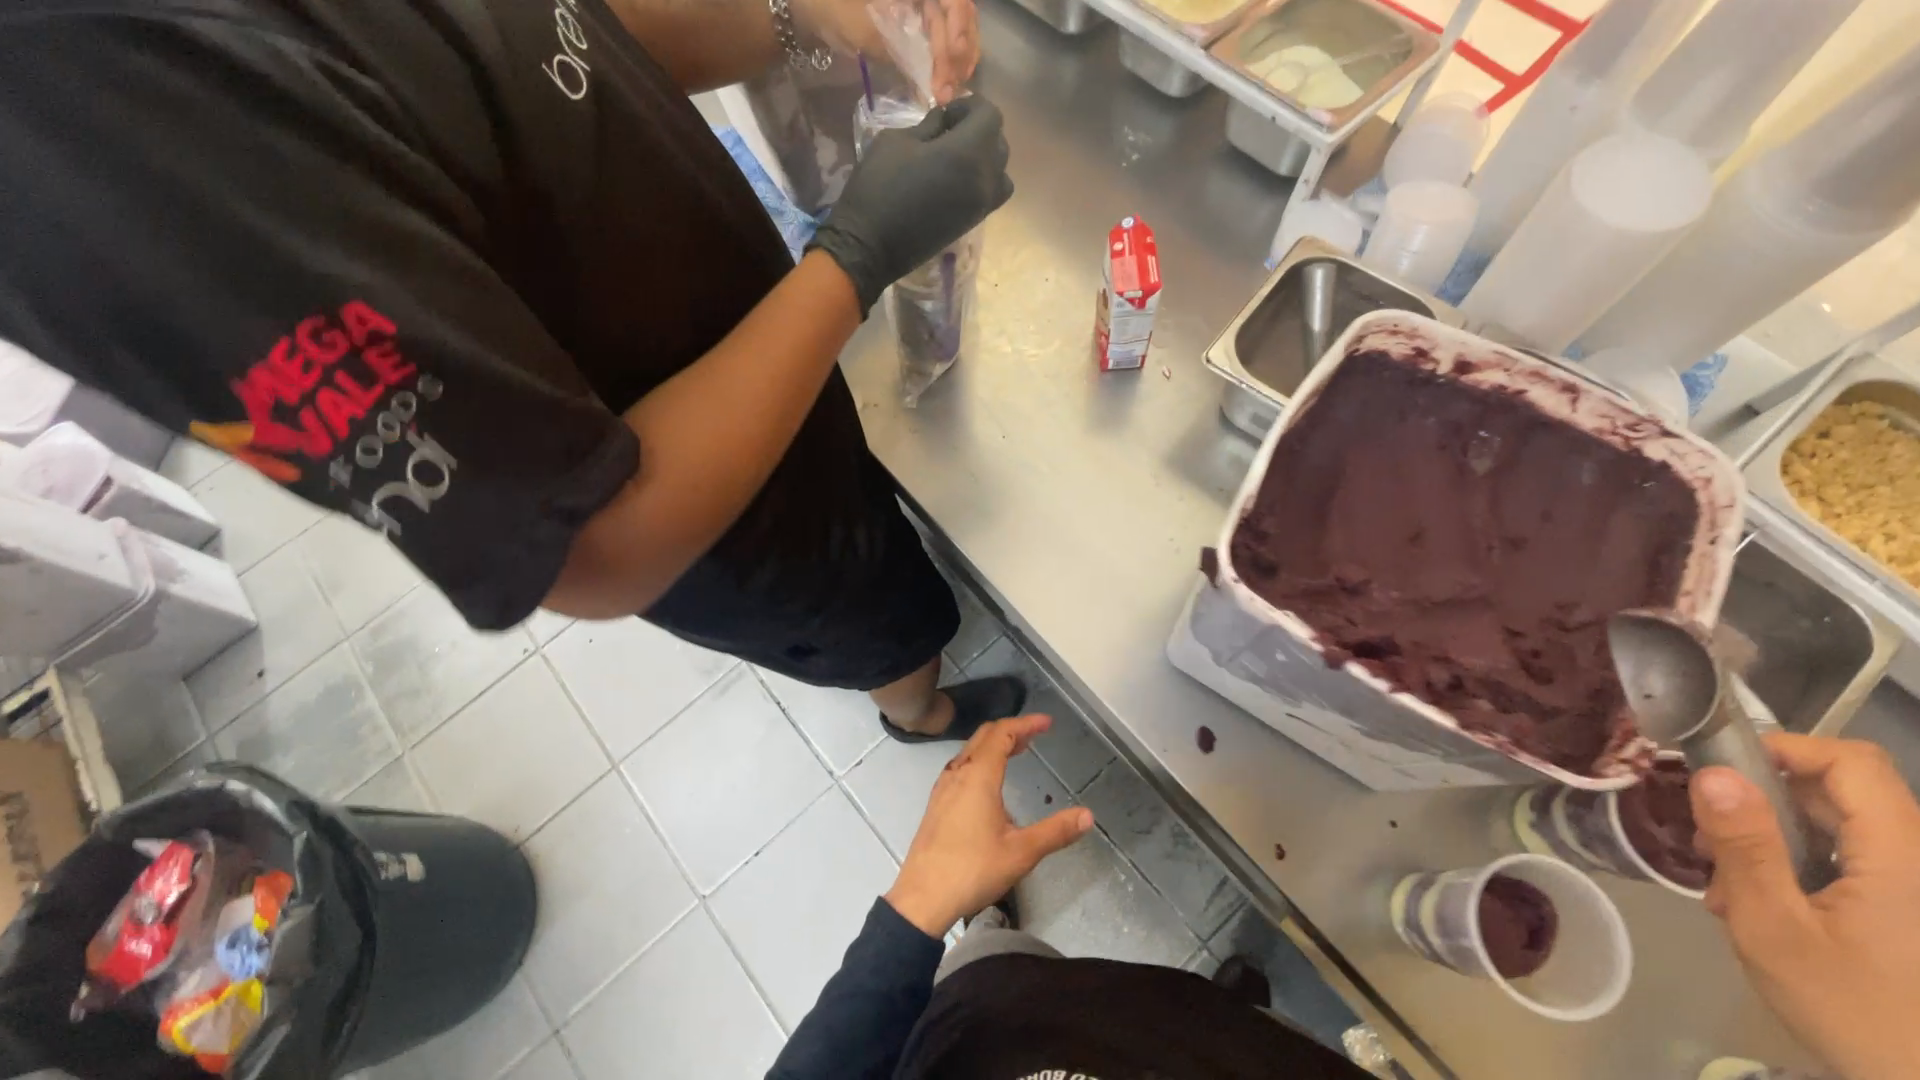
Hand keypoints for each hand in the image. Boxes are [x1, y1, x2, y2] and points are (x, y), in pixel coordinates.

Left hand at [794, 0, 979, 102]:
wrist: (808, 7)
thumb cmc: (834, 8)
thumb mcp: (871, 31)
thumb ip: (903, 56)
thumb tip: (930, 87)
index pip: (955, 0)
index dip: (959, 31)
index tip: (951, 61)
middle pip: (960, 16)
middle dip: (957, 55)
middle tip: (948, 91)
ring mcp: (924, 1)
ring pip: (956, 28)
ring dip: (955, 62)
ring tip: (947, 93)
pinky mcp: (920, 18)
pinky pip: (943, 37)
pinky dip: (946, 60)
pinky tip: (945, 83)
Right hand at [806, 96, 1012, 313]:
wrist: (872, 245)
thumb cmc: (879, 186)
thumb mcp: (896, 141)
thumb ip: (928, 126)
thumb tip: (943, 121)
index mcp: (967, 153)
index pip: (990, 116)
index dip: (969, 107)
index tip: (944, 113)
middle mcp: (984, 178)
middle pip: (999, 143)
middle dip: (977, 130)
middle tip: (947, 132)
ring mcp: (982, 204)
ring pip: (1000, 171)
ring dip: (983, 158)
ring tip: (954, 158)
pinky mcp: (974, 222)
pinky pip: (991, 194)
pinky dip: (980, 180)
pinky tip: (953, 180)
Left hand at [884, 714, 1094, 936]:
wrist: (922, 898)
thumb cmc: (973, 870)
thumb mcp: (1021, 852)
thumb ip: (1055, 832)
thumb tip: (1087, 816)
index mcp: (979, 777)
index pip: (1002, 733)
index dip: (1026, 723)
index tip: (1047, 723)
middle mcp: (958, 774)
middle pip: (984, 737)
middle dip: (1011, 730)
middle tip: (1035, 735)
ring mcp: (943, 789)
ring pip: (969, 752)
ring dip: (993, 745)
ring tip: (1017, 753)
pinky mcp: (936, 805)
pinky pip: (960, 768)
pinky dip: (980, 761)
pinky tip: (989, 784)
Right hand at [1691, 734, 1919, 1079]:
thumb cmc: (1855, 1010)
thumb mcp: (1776, 930)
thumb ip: (1745, 847)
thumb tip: (1712, 773)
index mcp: (1903, 857)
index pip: (1850, 762)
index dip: (1785, 748)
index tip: (1718, 771)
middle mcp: (1918, 861)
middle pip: (1839, 793)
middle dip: (1760, 805)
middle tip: (1708, 846)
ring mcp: (1914, 888)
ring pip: (1839, 829)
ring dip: (1774, 842)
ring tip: (1730, 889)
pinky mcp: (1907, 912)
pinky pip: (1853, 863)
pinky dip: (1800, 870)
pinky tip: (1764, 908)